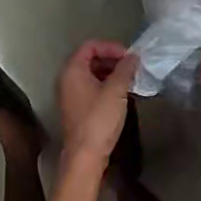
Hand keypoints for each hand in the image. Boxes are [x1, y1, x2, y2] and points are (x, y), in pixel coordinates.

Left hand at [57, 40, 138, 174]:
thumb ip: (125, 69)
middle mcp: (67, 79)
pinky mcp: (76, 107)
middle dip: (112, 59)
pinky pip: (90, 87)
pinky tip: (121, 93)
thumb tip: (133, 57)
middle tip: (132, 67)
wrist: (85, 154)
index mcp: (72, 70)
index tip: (129, 57)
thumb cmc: (99, 119)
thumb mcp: (116, 90)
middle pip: (90, 58)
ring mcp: (70, 94)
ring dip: (111, 73)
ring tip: (130, 80)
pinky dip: (105, 85)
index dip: (111, 47)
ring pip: (91, 74)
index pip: (90, 46)